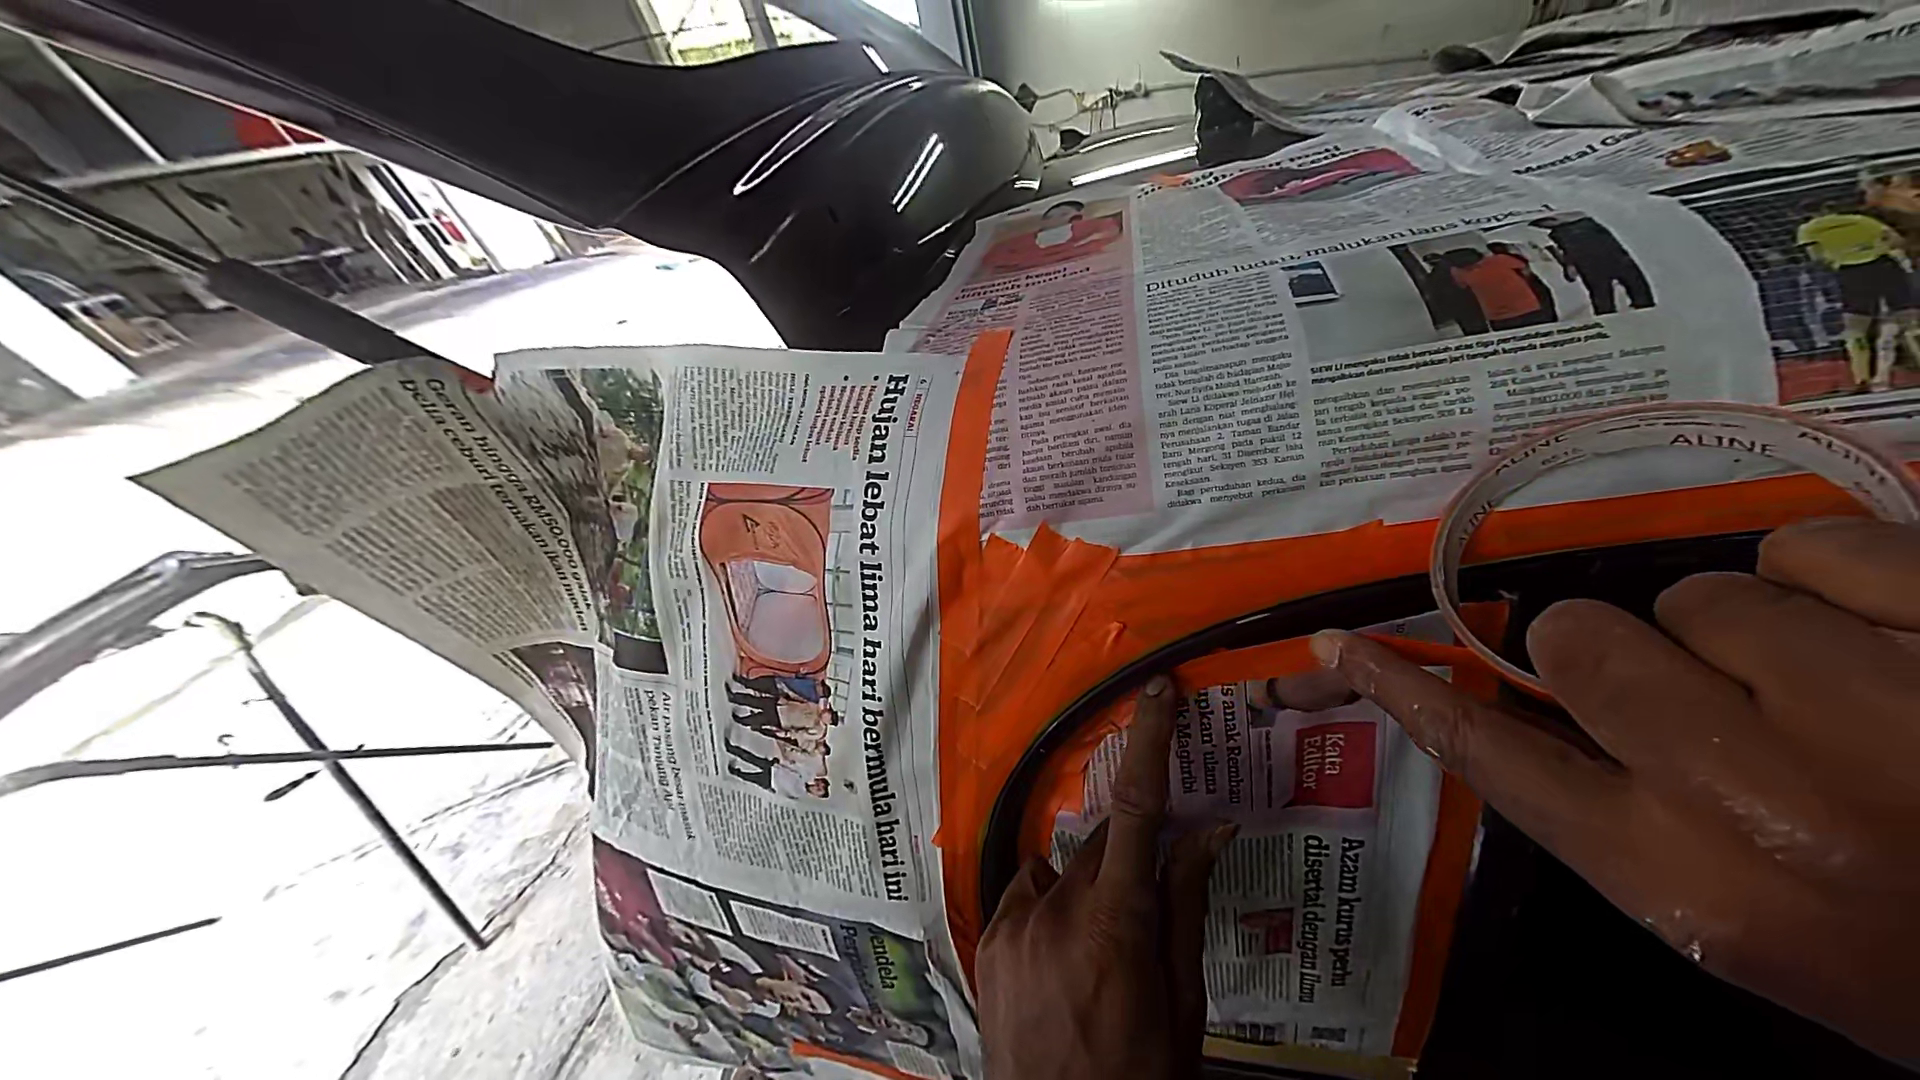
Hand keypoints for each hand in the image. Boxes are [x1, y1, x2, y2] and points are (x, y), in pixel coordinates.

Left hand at [977, 675, 1235, 1079]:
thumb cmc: (1139, 1073)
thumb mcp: (1182, 999)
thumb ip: (1188, 903)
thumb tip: (1212, 828)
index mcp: (1117, 923)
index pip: (1137, 809)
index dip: (1149, 742)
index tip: (1158, 694)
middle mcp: (1056, 907)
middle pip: (1098, 847)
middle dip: (1123, 866)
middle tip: (1137, 922)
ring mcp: (1014, 922)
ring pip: (1061, 871)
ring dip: (1082, 892)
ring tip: (1092, 958)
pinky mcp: (990, 938)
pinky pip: (1027, 892)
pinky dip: (1046, 906)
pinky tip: (1057, 960)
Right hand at [1310, 517, 1919, 1059]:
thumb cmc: (1903, 941)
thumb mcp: (1729, 903)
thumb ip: (1604, 807)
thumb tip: (1510, 696)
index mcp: (1692, 882)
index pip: (1489, 755)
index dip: (1405, 691)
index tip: (1342, 645)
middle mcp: (1767, 809)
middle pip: (1578, 640)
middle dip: (1622, 652)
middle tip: (1704, 691)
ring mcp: (1886, 721)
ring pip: (1700, 596)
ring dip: (1749, 627)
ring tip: (1842, 685)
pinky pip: (1821, 547)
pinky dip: (1842, 571)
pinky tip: (1895, 633)